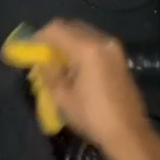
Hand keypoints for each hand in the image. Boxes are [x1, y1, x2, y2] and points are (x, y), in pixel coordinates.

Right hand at [33, 19, 156, 158]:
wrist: (129, 133)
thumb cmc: (93, 117)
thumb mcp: (63, 98)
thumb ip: (49, 73)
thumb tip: (41, 62)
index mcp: (87, 49)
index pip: (57, 29)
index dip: (39, 37)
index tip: (30, 50)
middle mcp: (102, 41)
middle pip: (72, 26)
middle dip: (54, 38)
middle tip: (42, 56)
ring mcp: (114, 48)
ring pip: (84, 33)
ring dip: (68, 42)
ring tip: (57, 63)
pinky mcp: (120, 57)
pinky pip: (95, 43)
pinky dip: (81, 48)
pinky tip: (75, 67)